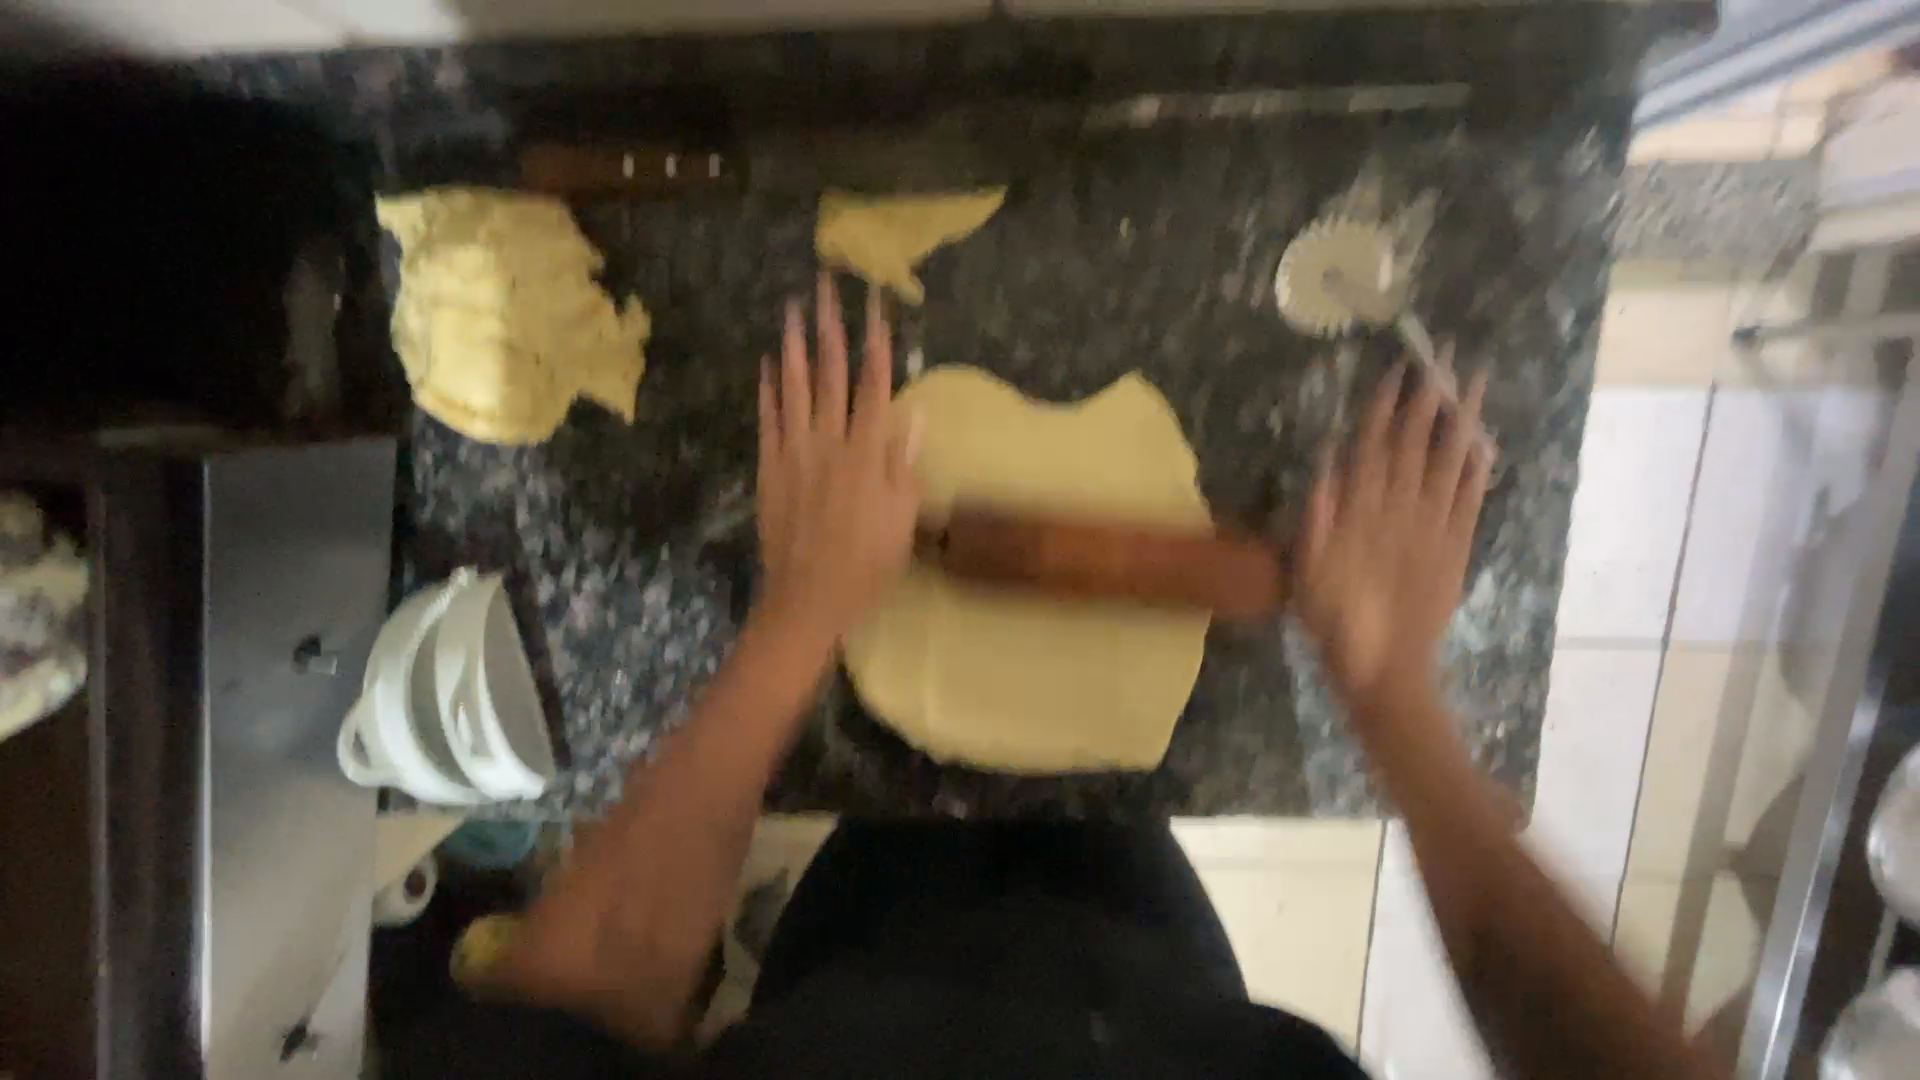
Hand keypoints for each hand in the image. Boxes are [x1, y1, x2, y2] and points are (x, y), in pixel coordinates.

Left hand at [756, 272, 921, 643]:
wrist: (808, 598)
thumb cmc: (866, 565)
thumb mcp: (901, 520)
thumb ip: (902, 464)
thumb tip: (912, 416)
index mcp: (865, 454)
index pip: (873, 384)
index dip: (875, 341)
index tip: (874, 304)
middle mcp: (828, 443)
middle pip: (829, 374)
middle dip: (829, 327)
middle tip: (826, 287)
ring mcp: (794, 453)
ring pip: (793, 389)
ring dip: (792, 347)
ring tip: (791, 310)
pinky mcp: (770, 469)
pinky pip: (768, 421)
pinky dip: (767, 390)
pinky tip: (766, 365)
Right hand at [1291, 362, 1491, 718]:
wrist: (1385, 667)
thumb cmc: (1334, 621)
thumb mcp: (1308, 572)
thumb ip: (1319, 518)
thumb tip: (1329, 464)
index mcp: (1363, 513)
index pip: (1375, 447)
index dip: (1387, 408)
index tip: (1398, 371)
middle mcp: (1402, 511)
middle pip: (1417, 445)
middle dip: (1428, 399)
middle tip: (1441, 356)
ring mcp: (1435, 527)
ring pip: (1451, 464)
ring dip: (1462, 422)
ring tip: (1472, 383)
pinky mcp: (1457, 547)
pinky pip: (1471, 500)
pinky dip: (1478, 469)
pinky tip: (1484, 443)